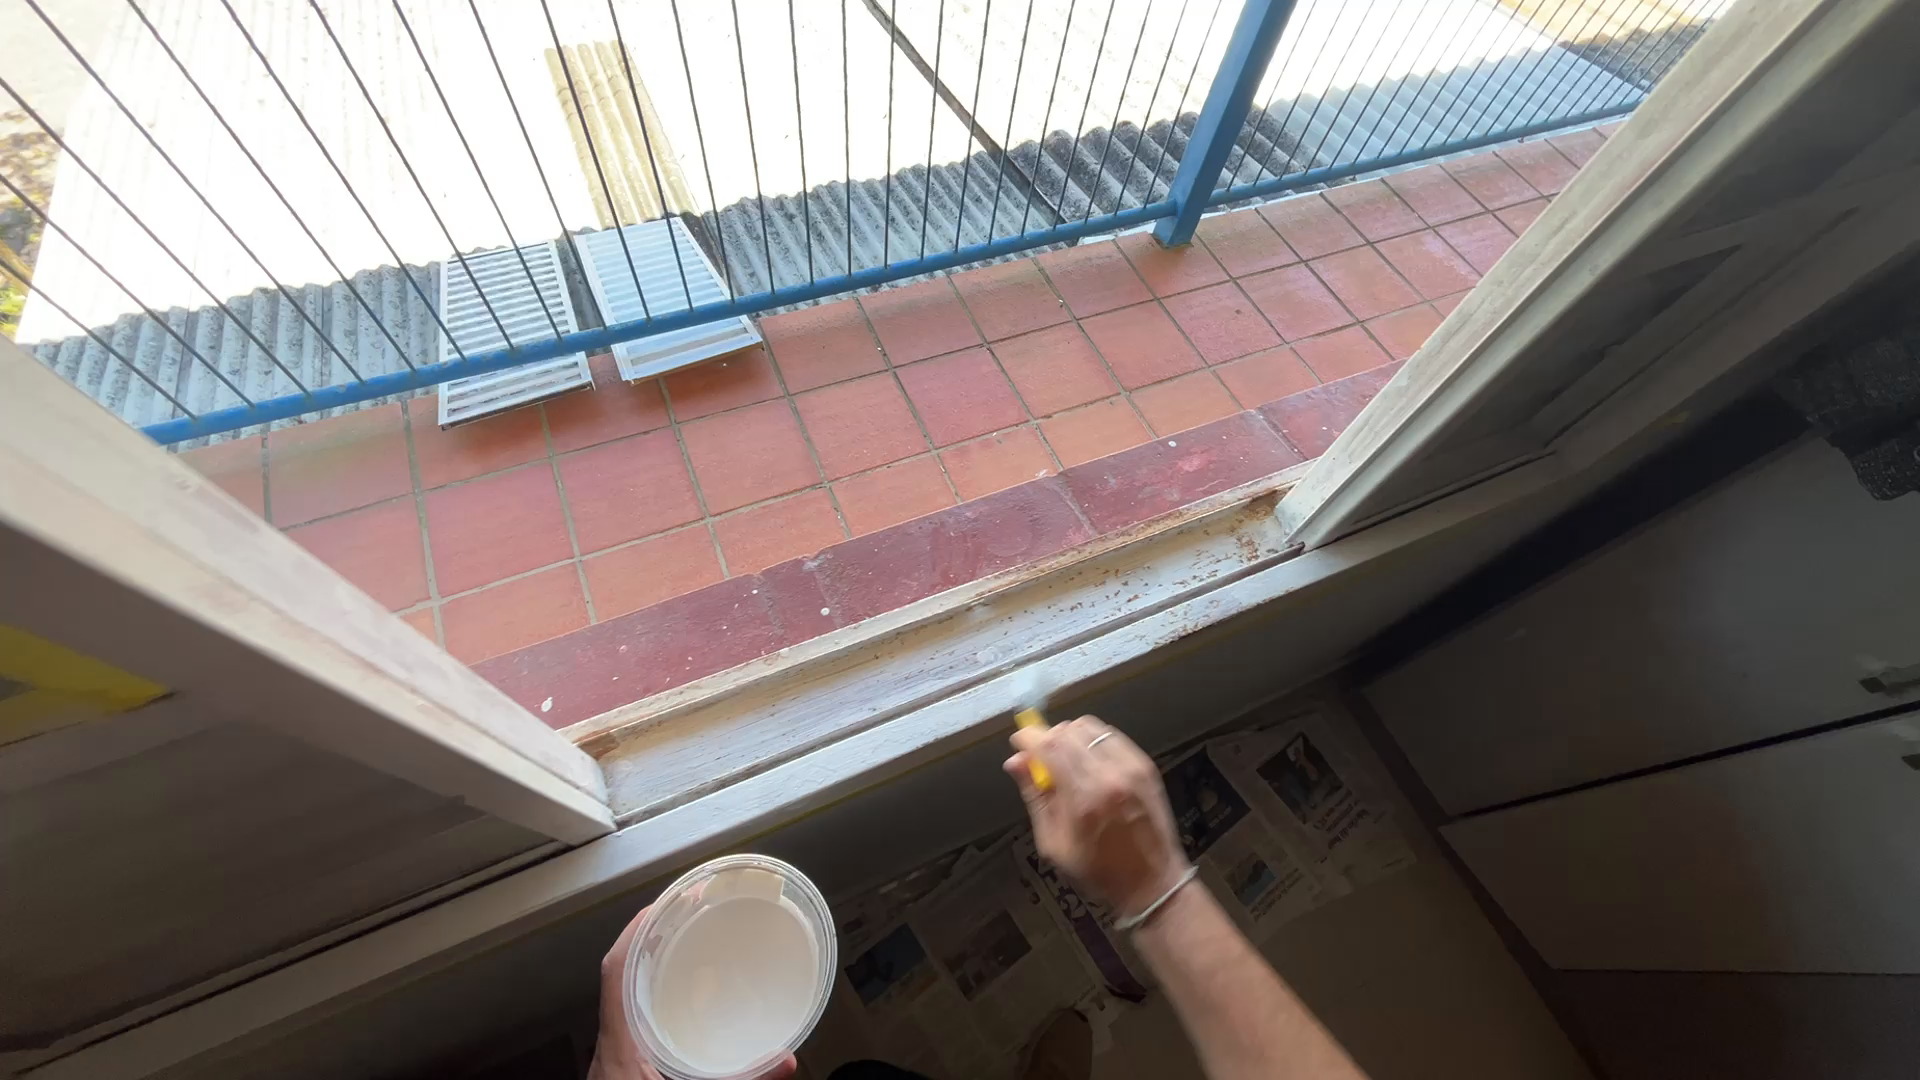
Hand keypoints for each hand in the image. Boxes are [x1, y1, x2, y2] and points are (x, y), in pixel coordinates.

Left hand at [590, 905, 798, 1079]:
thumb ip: (742, 1079)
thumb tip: (790, 1060)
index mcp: (621, 1048)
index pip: (616, 972)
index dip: (637, 930)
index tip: (668, 901)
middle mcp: (610, 1048)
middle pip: (620, 977)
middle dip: (652, 939)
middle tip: (691, 916)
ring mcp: (612, 1062)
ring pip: (623, 999)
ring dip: (651, 966)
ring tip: (687, 944)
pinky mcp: (620, 1072)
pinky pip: (630, 1019)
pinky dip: (653, 996)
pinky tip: (680, 1000)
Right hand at [1005, 716, 1192, 918]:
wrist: (1154, 882)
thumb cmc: (1099, 870)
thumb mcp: (1055, 843)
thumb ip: (1034, 797)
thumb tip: (1015, 762)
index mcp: (1083, 799)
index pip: (1049, 746)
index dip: (1029, 737)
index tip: (1019, 740)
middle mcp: (1108, 776)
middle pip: (1068, 731)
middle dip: (1047, 736)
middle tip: (1040, 753)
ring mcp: (1130, 767)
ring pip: (1090, 727)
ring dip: (1070, 734)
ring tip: (1065, 756)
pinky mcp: (1144, 765)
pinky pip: (1111, 735)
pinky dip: (1093, 739)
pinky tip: (1088, 757)